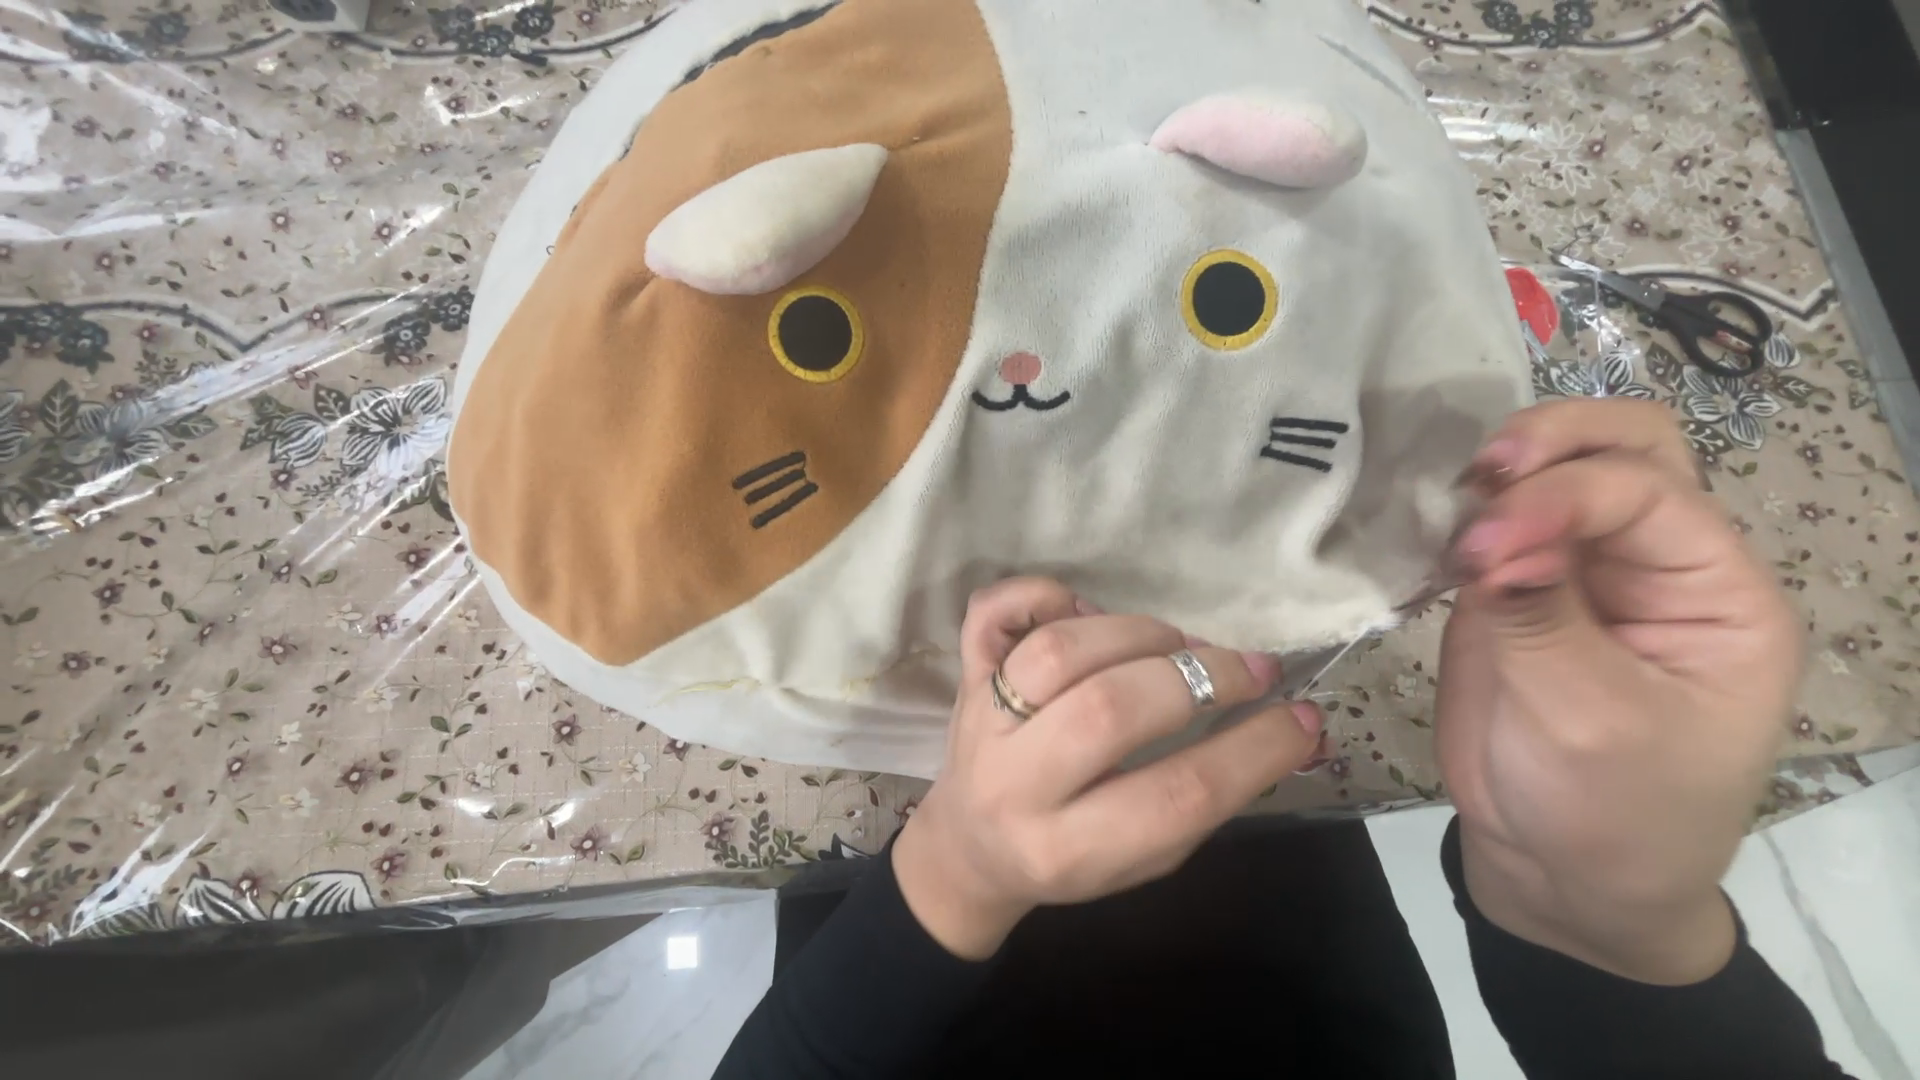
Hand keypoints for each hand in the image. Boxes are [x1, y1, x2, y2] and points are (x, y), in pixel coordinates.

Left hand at [891, 577, 1324, 958]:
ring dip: (1135, 634)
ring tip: (1176, 643)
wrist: (971, 847)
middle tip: (1247, 668)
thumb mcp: (1142, 857)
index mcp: (1070, 849)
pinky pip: (989, 614)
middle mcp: (1017, 783)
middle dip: (1195, 679)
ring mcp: (982, 722)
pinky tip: (1084, 609)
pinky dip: (1041, 594)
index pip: (1176, 795)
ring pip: (1055, 654)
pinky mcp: (965, 677)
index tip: (1303, 717)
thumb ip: (1204, 800)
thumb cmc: (1070, 856)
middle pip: (1108, 711)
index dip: (1254, 750)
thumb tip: (1290, 726)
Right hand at [1438, 399, 1802, 983]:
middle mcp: (1649, 566)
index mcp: (1713, 593)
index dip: (1562, 499)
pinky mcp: (1502, 596)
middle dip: (1553, 440)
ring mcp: (1571, 575)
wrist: (1559, 868)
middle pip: (1626, 450)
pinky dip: (1452, 514)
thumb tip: (1484, 533)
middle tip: (1480, 467)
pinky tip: (1421, 528)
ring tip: (1445, 498)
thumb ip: (1541, 618)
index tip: (1480, 547)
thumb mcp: (1591, 719)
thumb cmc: (1613, 807)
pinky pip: (1485, 529)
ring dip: (1499, 471)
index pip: (1646, 495)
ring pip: (1551, 477)